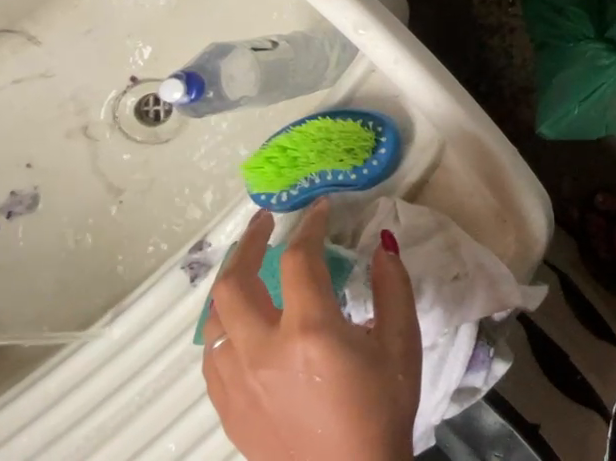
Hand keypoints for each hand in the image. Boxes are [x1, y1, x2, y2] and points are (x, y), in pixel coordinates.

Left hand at [202, 199, 421, 460]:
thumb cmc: (383, 407)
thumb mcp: (402, 342)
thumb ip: (393, 287)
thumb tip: (382, 246)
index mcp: (312, 330)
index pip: (298, 259)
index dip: (308, 225)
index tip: (318, 207)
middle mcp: (263, 350)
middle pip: (233, 284)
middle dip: (247, 244)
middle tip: (265, 222)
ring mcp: (237, 381)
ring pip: (213, 319)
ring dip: (230, 283)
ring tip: (250, 265)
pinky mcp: (227, 405)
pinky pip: (213, 354)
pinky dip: (225, 324)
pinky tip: (246, 321)